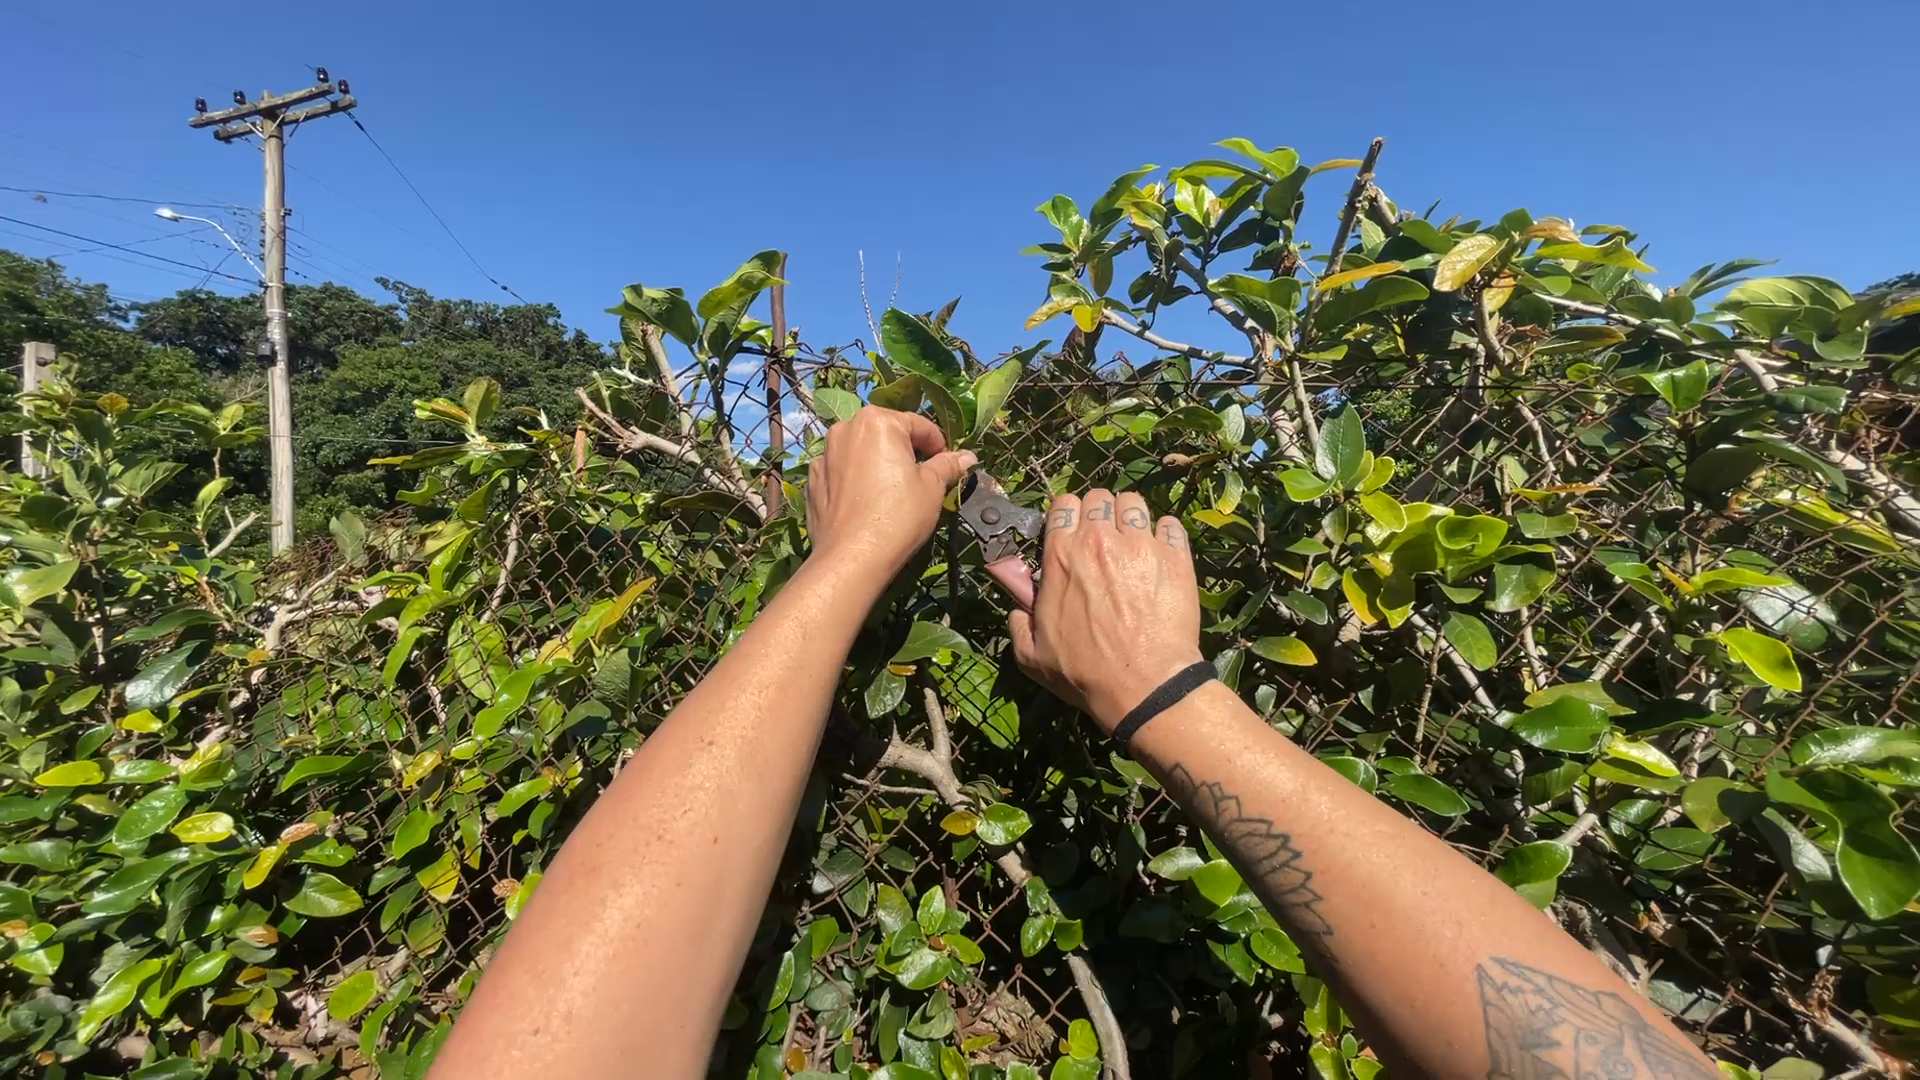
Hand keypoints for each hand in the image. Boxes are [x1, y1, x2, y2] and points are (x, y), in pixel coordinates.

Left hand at [805, 407, 974, 582]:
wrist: (853, 557)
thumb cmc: (898, 516)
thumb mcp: (932, 488)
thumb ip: (947, 465)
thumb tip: (967, 456)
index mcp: (877, 421)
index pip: (918, 424)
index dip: (938, 444)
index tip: (947, 464)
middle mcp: (845, 429)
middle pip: (885, 434)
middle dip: (905, 451)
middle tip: (921, 478)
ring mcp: (824, 455)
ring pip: (860, 452)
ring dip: (878, 464)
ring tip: (892, 492)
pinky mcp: (812, 481)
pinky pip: (841, 472)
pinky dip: (855, 480)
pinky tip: (866, 504)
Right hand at [1008, 489, 1203, 731]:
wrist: (1144, 686)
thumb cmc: (1084, 673)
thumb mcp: (1032, 654)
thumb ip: (1018, 622)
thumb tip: (1016, 606)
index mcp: (1061, 555)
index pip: (1063, 503)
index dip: (1066, 515)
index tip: (1071, 532)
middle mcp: (1099, 539)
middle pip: (1098, 496)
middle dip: (1098, 513)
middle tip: (1102, 538)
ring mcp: (1140, 544)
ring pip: (1133, 503)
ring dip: (1130, 517)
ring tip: (1132, 541)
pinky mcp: (1175, 556)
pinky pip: (1170, 523)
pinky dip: (1165, 534)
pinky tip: (1161, 553)